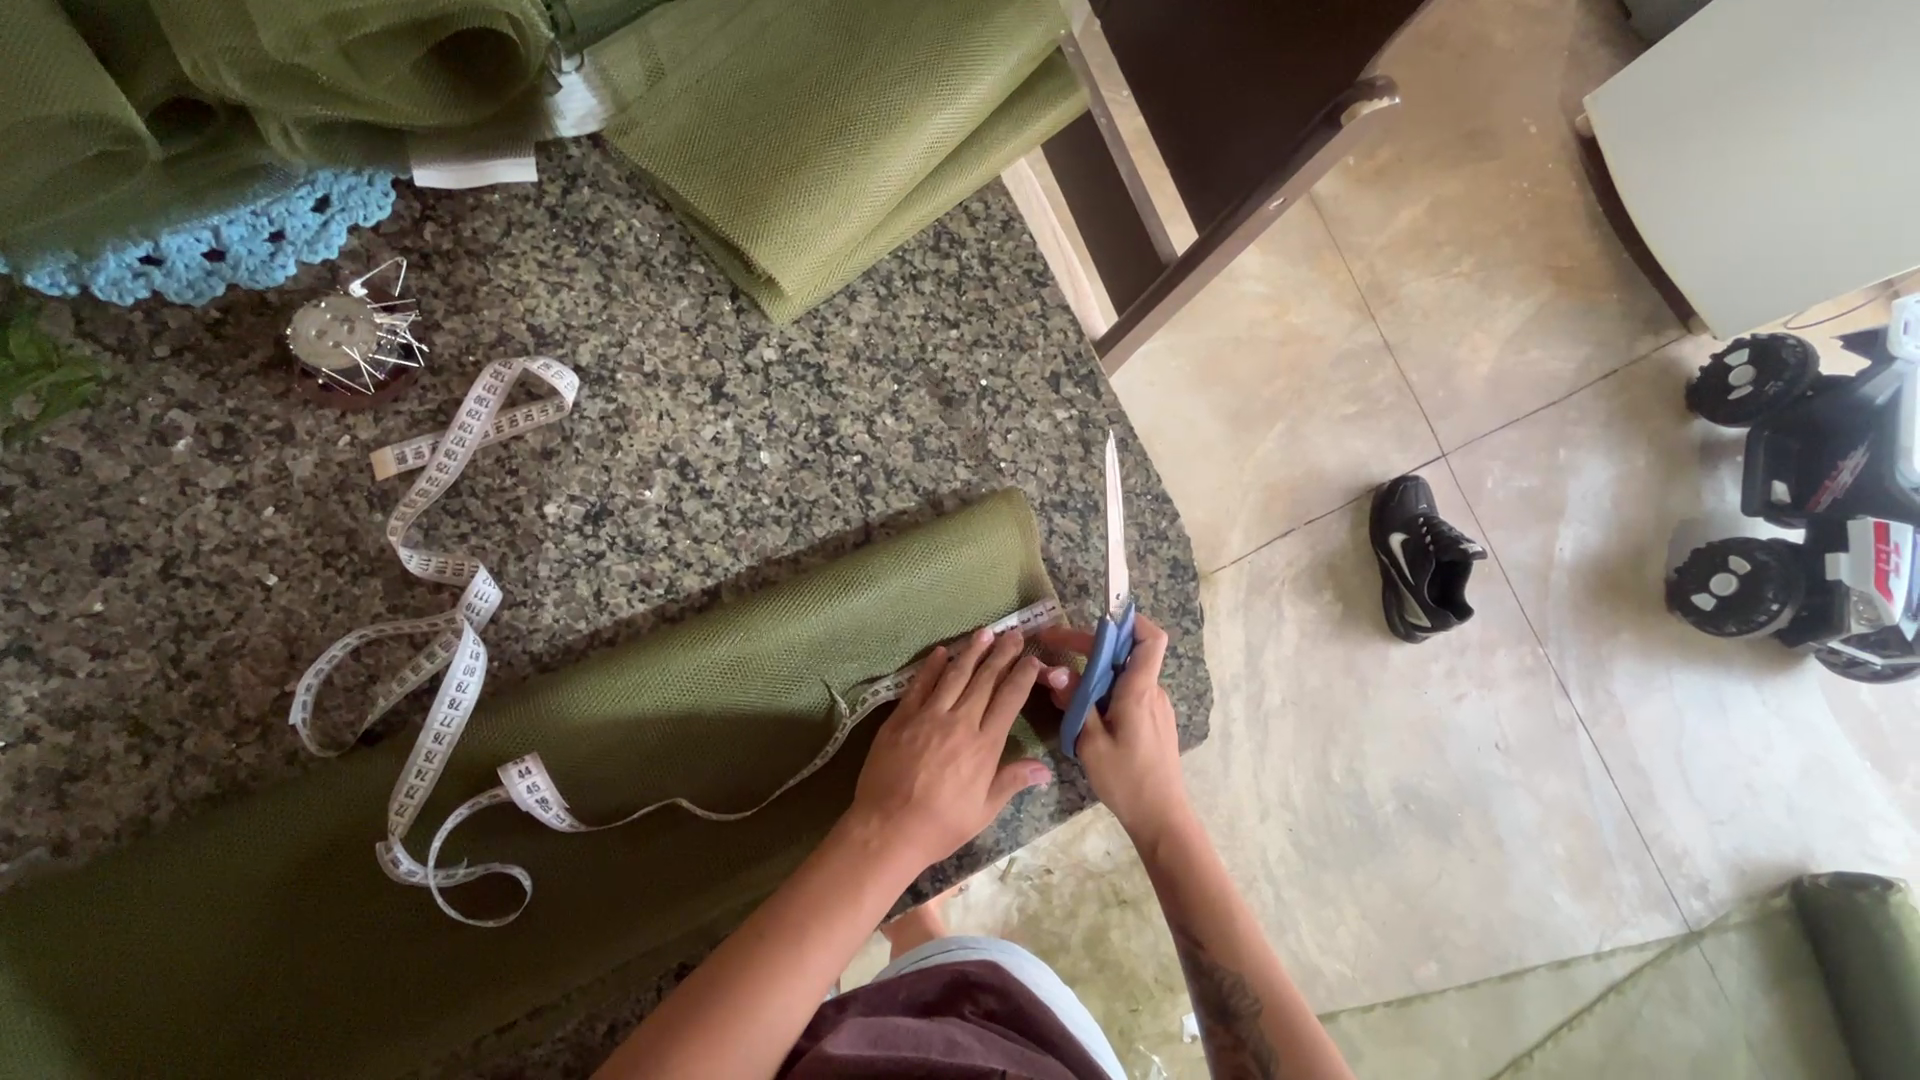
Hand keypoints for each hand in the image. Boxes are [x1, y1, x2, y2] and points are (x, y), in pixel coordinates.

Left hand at [844, 626, 1058, 871]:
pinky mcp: (901, 718)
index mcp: (984, 745)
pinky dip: (932, 666)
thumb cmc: (941, 825)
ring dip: (971, 652)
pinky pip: (920, 684)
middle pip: (985, 680)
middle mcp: (960, 722)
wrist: (888, 828)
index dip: (1022, 675)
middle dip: (1002, 655)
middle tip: (1014, 634)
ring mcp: (928, 716)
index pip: (1009, 699)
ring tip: (985, 633)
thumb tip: (1044, 768)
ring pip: (954, 675)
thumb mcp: (984, 810)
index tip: (1033, 658)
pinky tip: (941, 652)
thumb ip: (1012, 781)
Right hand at [1038, 614, 1191, 847]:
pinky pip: (1127, 694)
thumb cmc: (1127, 780)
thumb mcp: (1091, 742)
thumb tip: (1055, 671)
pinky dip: (1104, 691)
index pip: (1149, 639)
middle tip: (1051, 647)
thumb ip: (1075, 702)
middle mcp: (1152, 692)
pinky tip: (1083, 710)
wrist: (1162, 818)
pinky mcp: (1153, 723)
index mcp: (1139, 691)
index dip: (1130, 619)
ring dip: (1094, 672)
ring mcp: (1155, 708)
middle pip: (1125, 654)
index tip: (1096, 616)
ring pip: (1123, 676)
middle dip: (1089, 646)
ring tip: (1060, 683)